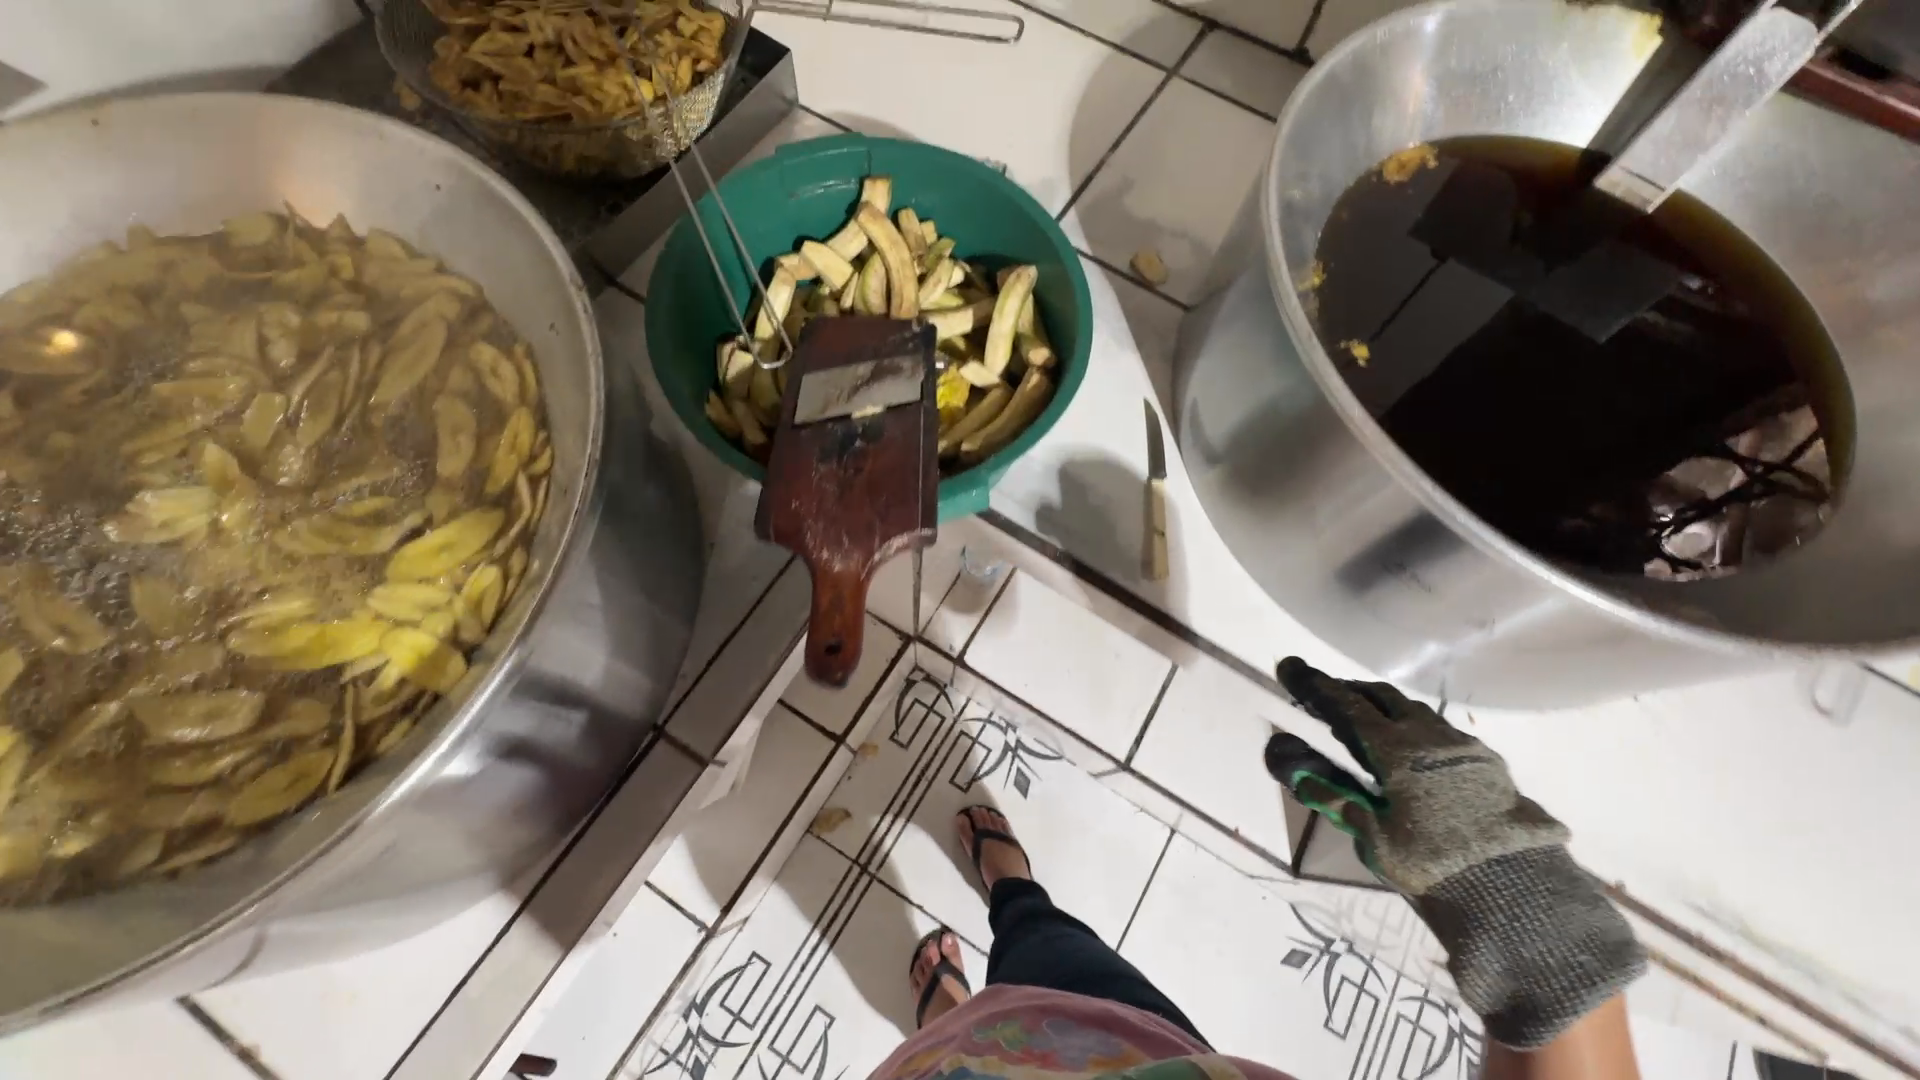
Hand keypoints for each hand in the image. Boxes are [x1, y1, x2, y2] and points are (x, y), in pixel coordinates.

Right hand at [1265, 657, 1644, 1049]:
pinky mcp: (1487, 764)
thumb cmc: (1431, 862)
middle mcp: (1427, 736)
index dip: (1316, 686)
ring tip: (1367, 713)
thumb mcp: (1371, 836)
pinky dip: (1414, 725)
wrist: (1515, 887)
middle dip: (1351, 689)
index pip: (1346, 705)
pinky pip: (1440, 730)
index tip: (1292, 668)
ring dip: (1385, 705)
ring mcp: (1461, 747)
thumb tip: (1289, 766)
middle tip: (1328, 690)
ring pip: (1414, 710)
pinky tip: (1413, 744)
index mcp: (1394, 748)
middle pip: (1382, 696)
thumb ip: (1332, 796)